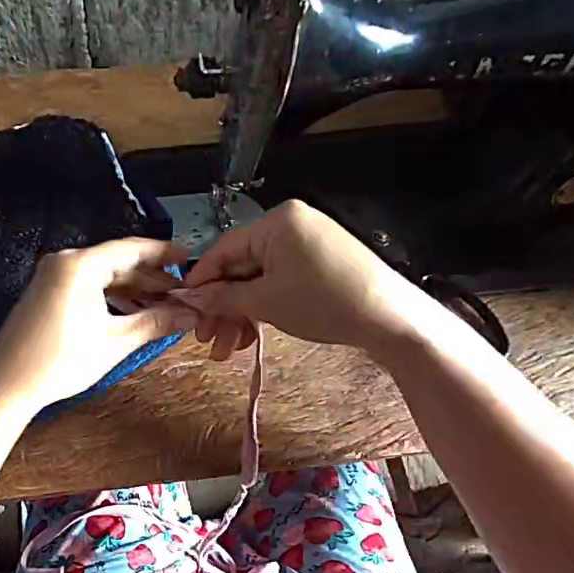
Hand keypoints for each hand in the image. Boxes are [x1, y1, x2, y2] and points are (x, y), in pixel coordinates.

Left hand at [0, 238, 196, 411]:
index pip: (132, 249)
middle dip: (150, 277)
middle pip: (117, 262)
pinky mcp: (45, 293)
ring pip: (102, 275)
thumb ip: (155, 322)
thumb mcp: (115, 341)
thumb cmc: (59, 361)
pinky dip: (110, 296)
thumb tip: (190, 314)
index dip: (163, 254)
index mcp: (80, 264)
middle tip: (180, 292)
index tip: (188, 259)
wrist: (6, 384)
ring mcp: (51, 277)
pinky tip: (130, 313)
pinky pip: (86, 286)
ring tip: (161, 306)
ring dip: (131, 289)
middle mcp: (64, 262)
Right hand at [175, 200, 413, 357]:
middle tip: (206, 340)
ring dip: (240, 315)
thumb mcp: (265, 301)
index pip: (223, 250)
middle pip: (240, 268)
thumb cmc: (323, 301)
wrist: (390, 318)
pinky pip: (278, 283)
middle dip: (222, 307)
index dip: (200, 282)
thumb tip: (192, 298)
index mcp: (275, 222)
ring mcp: (305, 246)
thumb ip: (223, 297)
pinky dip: (262, 308)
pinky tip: (249, 337)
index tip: (183, 309)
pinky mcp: (317, 266)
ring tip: (226, 350)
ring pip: (258, 281)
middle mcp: (289, 226)